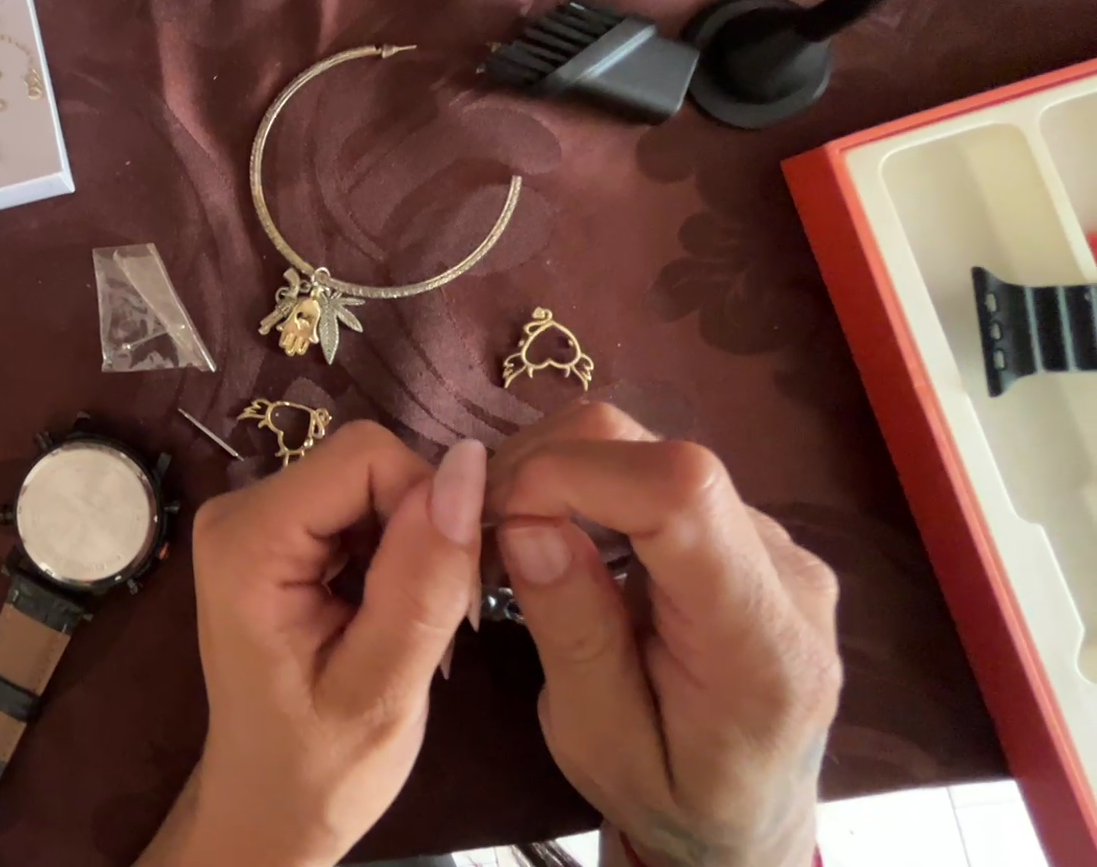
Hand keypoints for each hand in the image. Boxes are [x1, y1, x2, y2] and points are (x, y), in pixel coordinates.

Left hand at [136, 423, 486, 866]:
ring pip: (363, 481)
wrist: (267, 796)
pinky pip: (348, 502)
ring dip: (405, 539)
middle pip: (361, 464)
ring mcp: (248, 514)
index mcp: (246, 540)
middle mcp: (237, 508)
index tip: (447, 589)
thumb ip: (424, 575)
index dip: (426, 504)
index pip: (362, 456)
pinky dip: (384, 544)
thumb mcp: (385, 685)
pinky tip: (381, 603)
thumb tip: (467, 463)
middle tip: (432, 617)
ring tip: (402, 620)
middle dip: (416, 526)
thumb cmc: (321, 765)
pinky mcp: (268, 527)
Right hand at [490, 403, 841, 866]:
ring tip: (506, 533)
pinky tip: (546, 529)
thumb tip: (526, 523)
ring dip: (543, 469)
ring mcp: (764, 535)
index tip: (492, 518)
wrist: (749, 819)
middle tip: (477, 528)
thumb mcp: (597, 741)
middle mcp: (781, 565)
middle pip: (643, 448)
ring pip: (630, 441)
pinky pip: (634, 462)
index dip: (566, 475)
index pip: (678, 493)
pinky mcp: (734, 523)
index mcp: (761, 639)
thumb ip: (573, 635)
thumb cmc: (670, 798)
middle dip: (535, 467)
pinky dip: (566, 477)